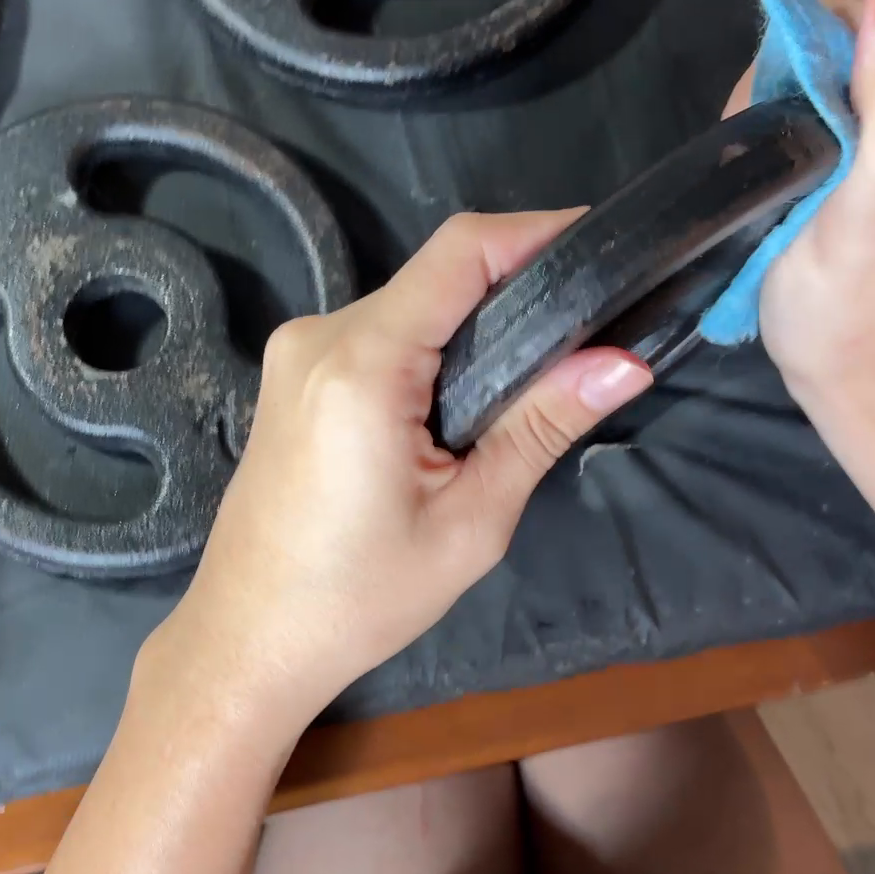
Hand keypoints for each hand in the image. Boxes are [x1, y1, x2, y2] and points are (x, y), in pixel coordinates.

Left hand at [143, 211, 653, 726]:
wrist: (249, 638)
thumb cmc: (357, 599)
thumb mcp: (467, 522)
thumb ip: (541, 427)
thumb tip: (625, 361)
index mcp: (360, 363)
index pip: (460, 251)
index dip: (538, 233)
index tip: (603, 249)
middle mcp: (316, 338)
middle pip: (433, 282)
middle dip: (512, 297)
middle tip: (582, 343)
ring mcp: (293, 359)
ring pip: (404, 313)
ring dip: (467, 337)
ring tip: (524, 390)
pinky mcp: (288, 385)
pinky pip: (372, 345)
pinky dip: (424, 360)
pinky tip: (453, 412)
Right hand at [744, 0, 874, 440]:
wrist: (867, 384)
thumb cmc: (861, 316)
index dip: (802, 57)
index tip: (763, 134)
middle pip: (854, 37)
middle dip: (785, 92)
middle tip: (763, 174)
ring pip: (833, 75)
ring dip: (778, 120)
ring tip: (768, 189)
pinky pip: (830, 113)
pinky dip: (788, 140)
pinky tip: (779, 188)